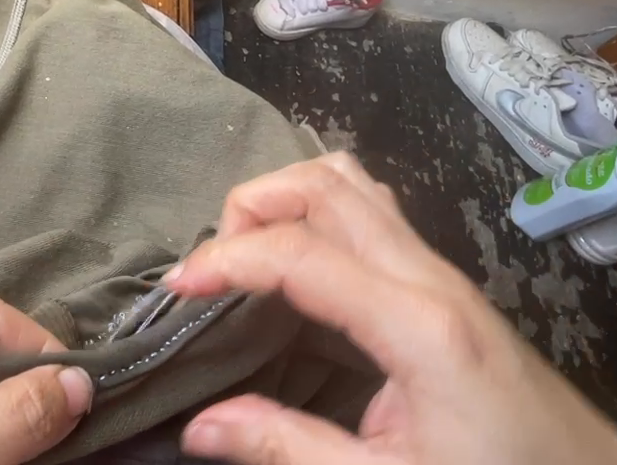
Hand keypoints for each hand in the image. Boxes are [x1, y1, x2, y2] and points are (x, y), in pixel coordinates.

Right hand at [164, 153, 616, 464]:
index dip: (226, 258)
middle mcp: (426, 273)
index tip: (178, 286)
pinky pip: (365, 202)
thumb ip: (286, 449)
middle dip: (250, 204)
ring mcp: (437, 266)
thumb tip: (196, 427)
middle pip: (322, 184)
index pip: (299, 253)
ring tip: (250, 250)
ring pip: (346, 179)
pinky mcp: (438, 274)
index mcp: (417, 325)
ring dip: (283, 194)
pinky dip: (313, 203)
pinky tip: (298, 252)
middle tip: (216, 265)